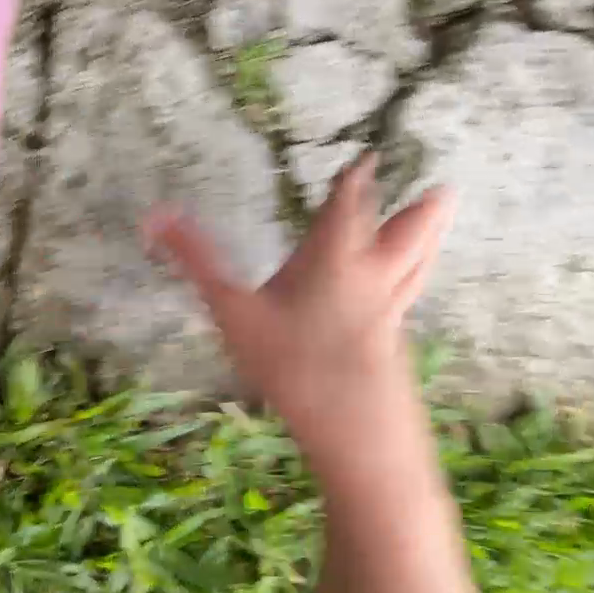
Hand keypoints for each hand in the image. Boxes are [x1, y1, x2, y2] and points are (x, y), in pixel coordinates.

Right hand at [143, 154, 456, 476]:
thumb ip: (193, 258)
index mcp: (333, 262)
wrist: (360, 435)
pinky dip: (412, 270)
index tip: (368, 157)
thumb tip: (154, 213)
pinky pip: (408, 290)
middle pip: (404, 236)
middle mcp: (370, 280)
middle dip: (417, 208)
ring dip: (428, 236)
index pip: (348, 211)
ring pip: (417, 264)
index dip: (356, 183)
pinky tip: (402, 283)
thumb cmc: (292, 364)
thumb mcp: (229, 308)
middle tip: (439, 185)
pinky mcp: (391, 341)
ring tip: (439, 217)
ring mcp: (387, 312)